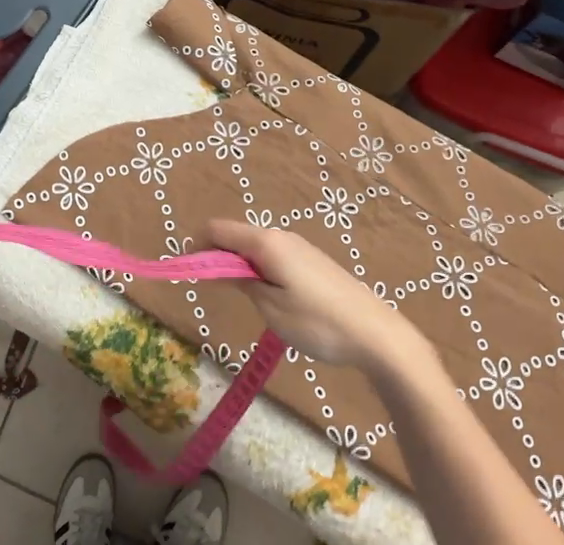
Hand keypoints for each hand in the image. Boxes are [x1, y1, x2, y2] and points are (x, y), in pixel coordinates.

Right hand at [206, 219, 432, 371]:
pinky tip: (267, 296)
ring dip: (238, 264)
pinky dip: (258, 268)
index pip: (218, 229)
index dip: (197, 245)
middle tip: (210, 289)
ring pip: (255, 247)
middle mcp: (281, 236)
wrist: (376, 334)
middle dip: (217, 255)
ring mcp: (299, 247)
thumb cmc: (317, 323)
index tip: (186, 270)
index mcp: (266, 242)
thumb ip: (239, 281)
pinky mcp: (312, 261)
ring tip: (239, 297)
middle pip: (236, 235)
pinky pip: (272, 255)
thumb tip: (214, 265)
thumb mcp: (270, 307)